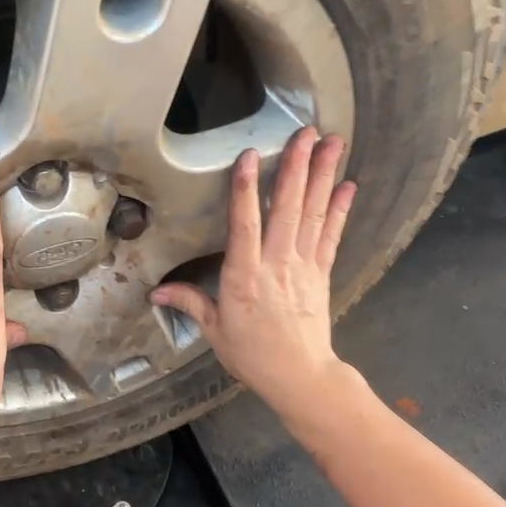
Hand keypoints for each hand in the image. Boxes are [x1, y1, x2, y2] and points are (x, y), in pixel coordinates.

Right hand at [151, 127, 357, 417]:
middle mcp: (276, 264)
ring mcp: (303, 266)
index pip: (244, 224)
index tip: (250, 155)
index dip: (246, 188)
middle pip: (287, 208)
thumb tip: (156, 291)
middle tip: (307, 132)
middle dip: (297, 167)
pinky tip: (349, 185)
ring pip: (313, 214)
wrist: (298, 375)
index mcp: (244, 276)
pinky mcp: (322, 274)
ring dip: (323, 177)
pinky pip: (331, 236)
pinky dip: (340, 210)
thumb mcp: (215, 331)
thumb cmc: (252, 354)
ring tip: (333, 143)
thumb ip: (190, 303)